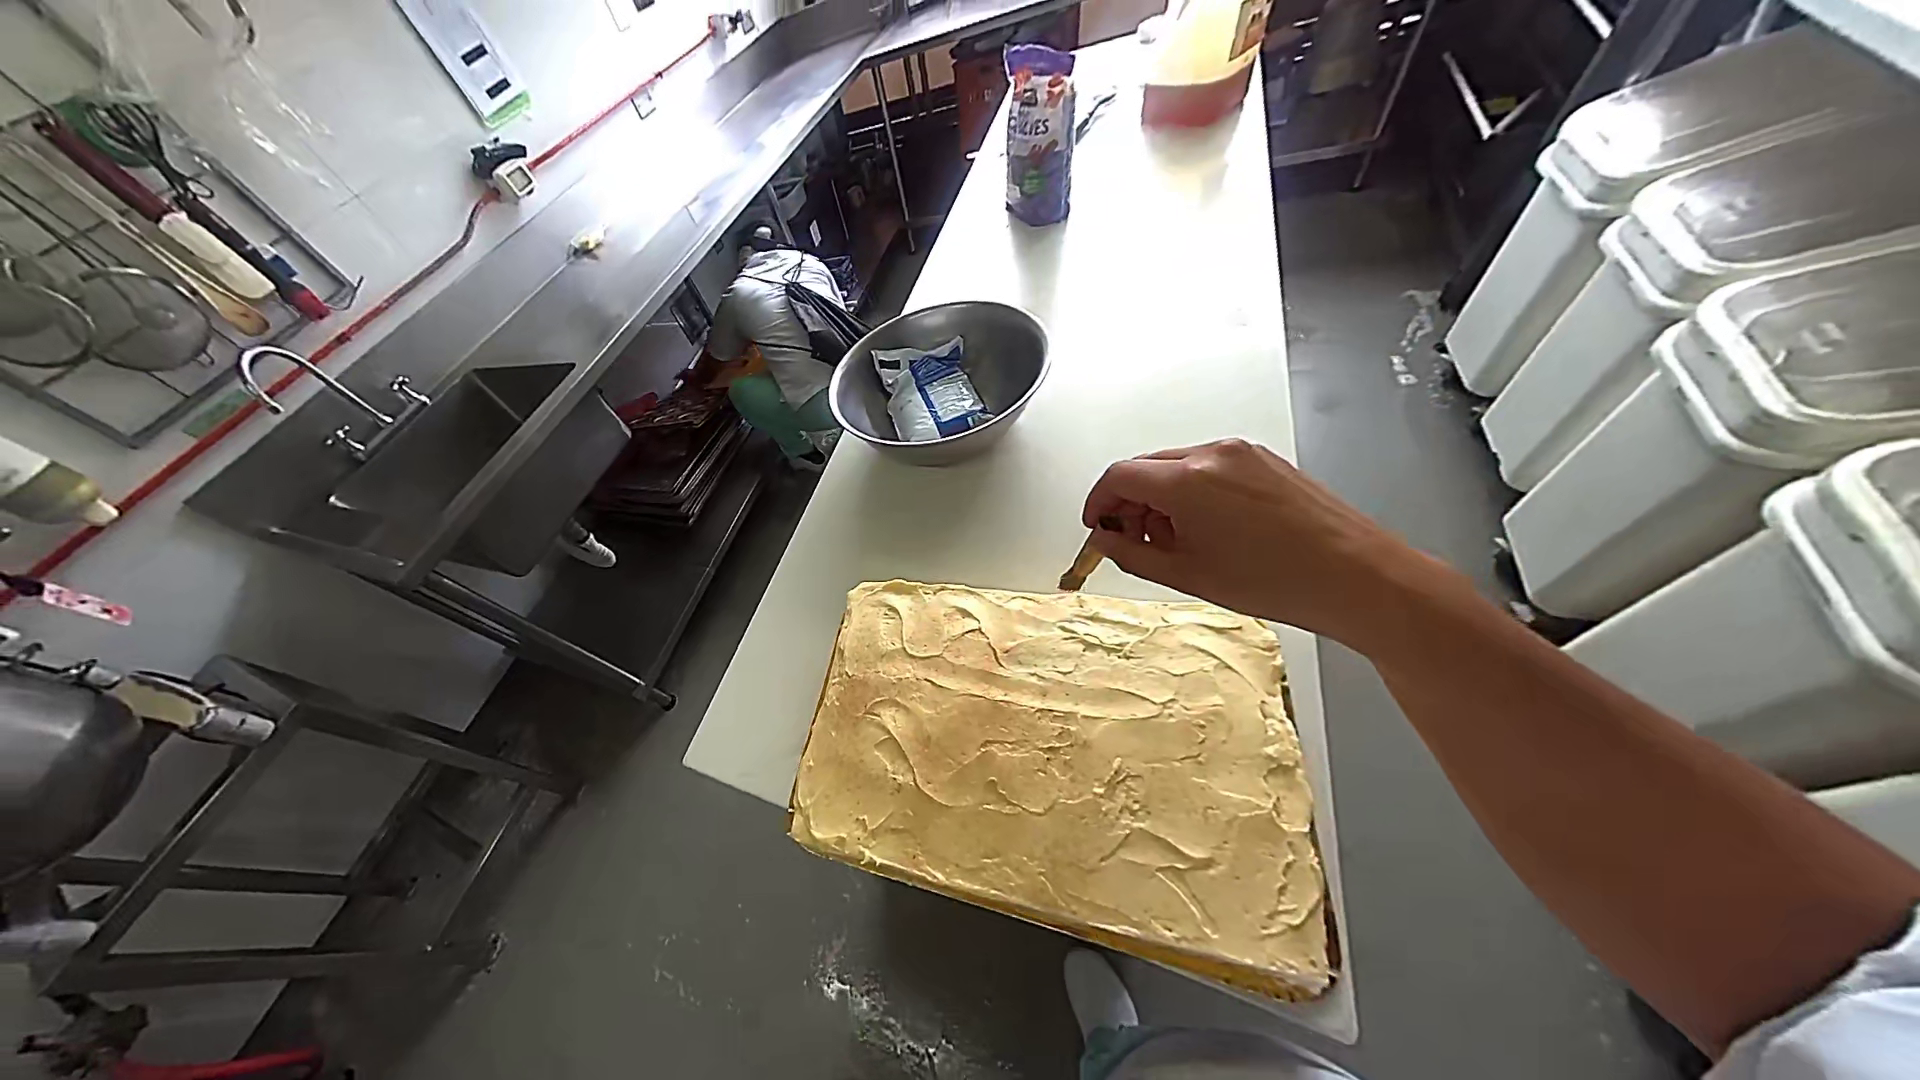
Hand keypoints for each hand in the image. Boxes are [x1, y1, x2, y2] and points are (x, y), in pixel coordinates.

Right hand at [1081, 439, 1460, 652]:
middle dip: (1129, 503)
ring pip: (1176, 467)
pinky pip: (1207, 467)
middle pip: (1145, 467)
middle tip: (1131, 540)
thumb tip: (1107, 541)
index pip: (1118, 476)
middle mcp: (1213, 454)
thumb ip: (1131, 554)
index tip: (1097, 525)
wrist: (1356, 576)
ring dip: (1160, 499)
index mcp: (1187, 480)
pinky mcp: (1262, 459)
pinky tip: (1205, 529)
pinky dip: (1191, 492)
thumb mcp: (1187, 575)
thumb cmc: (1281, 578)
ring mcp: (1242, 453)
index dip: (1098, 502)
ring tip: (1175, 542)